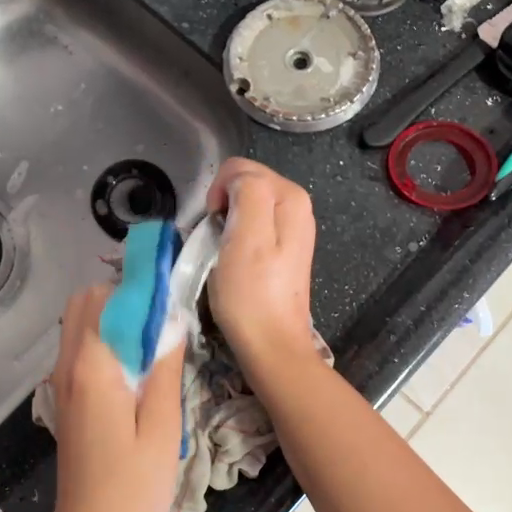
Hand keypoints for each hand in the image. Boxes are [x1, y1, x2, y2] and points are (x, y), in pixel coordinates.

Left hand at [47, 284, 184, 511]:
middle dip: (123, 294)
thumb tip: (171, 317)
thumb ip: (163, 366)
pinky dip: (103, 335)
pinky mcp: (64, 393)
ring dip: (112, 313)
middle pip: (86, 299)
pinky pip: (79, 344)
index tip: (171, 282)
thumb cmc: (133, 487)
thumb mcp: (162, 426)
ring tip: (153, 336)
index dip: (140, 283)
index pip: (110, 298)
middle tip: (163, 314)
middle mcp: (68, 363)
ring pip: (79, 319)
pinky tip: (134, 360)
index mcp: (92, 366)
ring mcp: (60, 378)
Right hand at [205, 158, 318, 373]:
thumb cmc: (251, 292)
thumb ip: (246, 192)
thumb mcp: (245, 235)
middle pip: (245, 182)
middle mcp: (297, 205)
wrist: (270, 344)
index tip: (215, 226)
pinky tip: (235, 259)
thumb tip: (236, 180)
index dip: (218, 193)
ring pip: (246, 203)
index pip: (240, 168)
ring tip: (225, 251)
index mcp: (290, 197)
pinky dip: (236, 235)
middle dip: (224, 204)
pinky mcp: (283, 246)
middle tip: (218, 240)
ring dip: (228, 221)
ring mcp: (292, 227)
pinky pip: (251, 223)